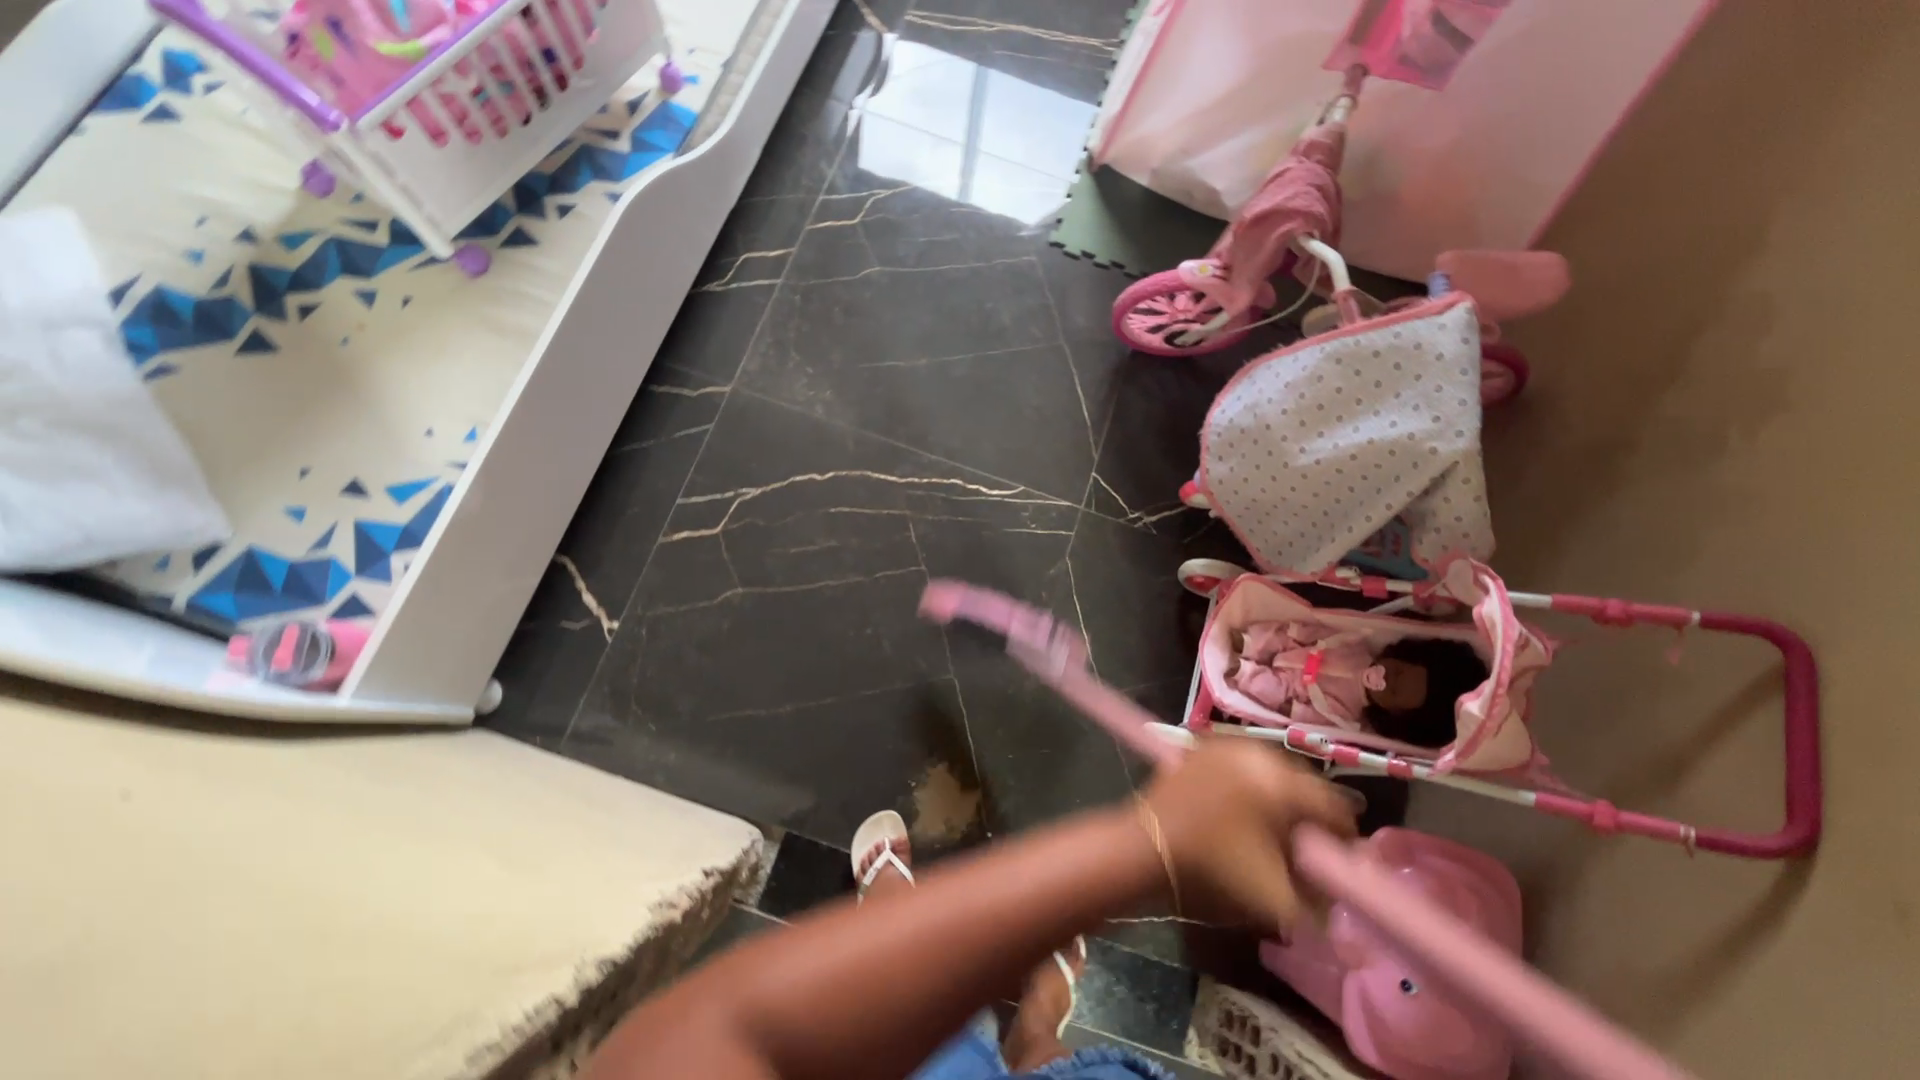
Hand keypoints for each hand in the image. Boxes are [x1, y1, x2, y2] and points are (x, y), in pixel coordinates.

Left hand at [1138, 737, 1357, 931]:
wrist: (1143, 848)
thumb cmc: (1210, 870)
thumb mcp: (1273, 897)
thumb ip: (1317, 901)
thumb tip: (1334, 894)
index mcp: (1285, 785)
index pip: (1337, 809)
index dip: (1342, 840)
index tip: (1335, 864)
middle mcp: (1261, 754)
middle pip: (1306, 786)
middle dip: (1309, 817)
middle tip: (1301, 848)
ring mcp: (1228, 745)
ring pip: (1274, 773)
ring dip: (1279, 799)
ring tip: (1270, 831)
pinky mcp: (1203, 747)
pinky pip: (1242, 765)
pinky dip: (1250, 785)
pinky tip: (1241, 812)